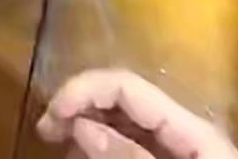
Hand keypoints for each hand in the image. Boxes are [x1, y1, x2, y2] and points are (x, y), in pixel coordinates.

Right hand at [36, 69, 237, 158]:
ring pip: (125, 124)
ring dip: (91, 131)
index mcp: (191, 131)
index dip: (82, 91)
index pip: (124, 85)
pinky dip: (108, 151)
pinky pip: (136, 150)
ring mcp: (182, 155)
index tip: (49, 119)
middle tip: (46, 133)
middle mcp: (185, 134)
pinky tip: (91, 158)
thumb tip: (78, 124)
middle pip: (122, 100)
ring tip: (63, 149)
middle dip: (82, 109)